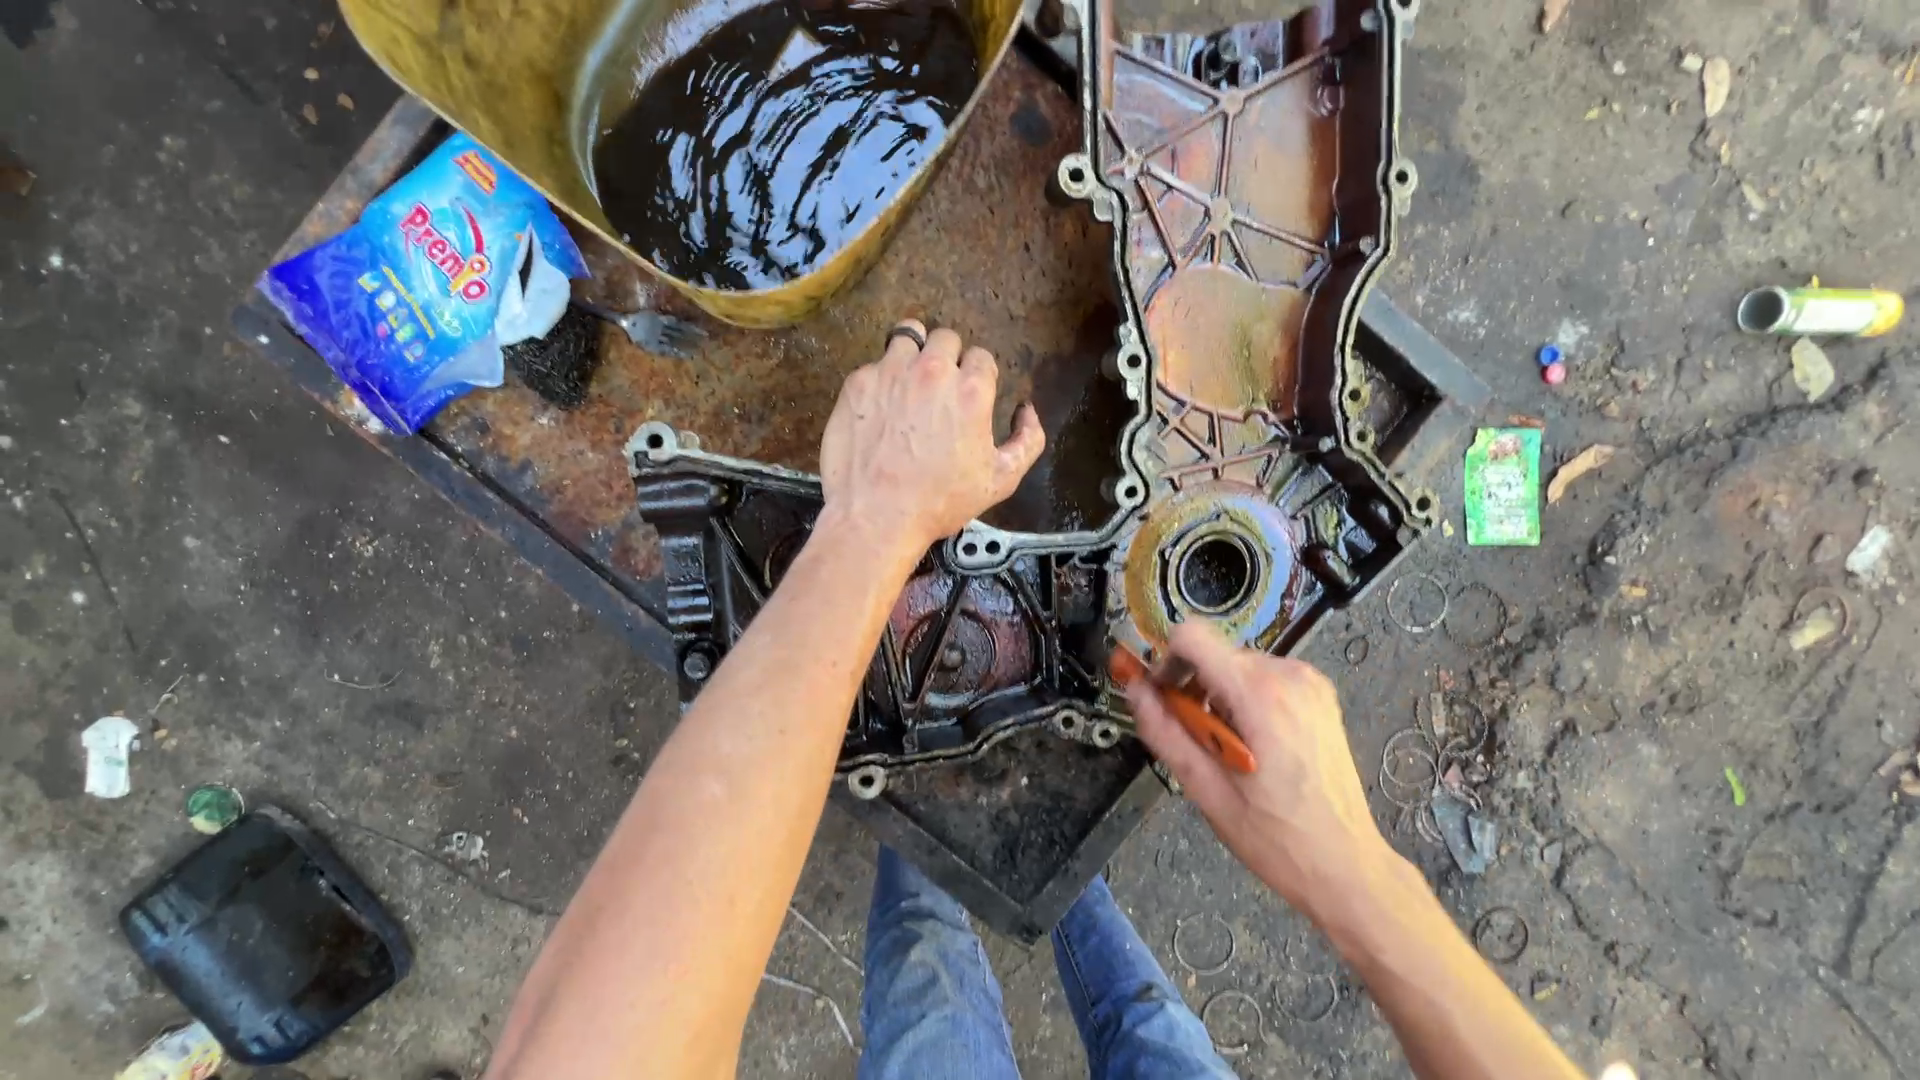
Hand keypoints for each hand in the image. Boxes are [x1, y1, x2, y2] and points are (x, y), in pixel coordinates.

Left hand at [818, 320, 1044, 557]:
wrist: (875, 517)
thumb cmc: (940, 502)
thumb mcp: (1001, 480)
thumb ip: (1028, 440)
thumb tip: (1027, 409)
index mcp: (972, 391)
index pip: (982, 356)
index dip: (977, 375)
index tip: (968, 395)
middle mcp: (933, 371)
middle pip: (946, 338)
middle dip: (947, 358)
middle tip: (939, 389)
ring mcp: (891, 372)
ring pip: (908, 338)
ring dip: (912, 356)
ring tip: (908, 385)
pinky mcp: (858, 383)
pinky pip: (874, 366)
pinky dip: (880, 380)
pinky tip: (879, 409)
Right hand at [1124, 623, 1388, 917]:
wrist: (1345, 864)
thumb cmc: (1278, 838)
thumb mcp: (1205, 789)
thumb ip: (1164, 732)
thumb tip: (1135, 691)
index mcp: (1259, 695)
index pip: (1192, 636)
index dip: (1166, 662)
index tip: (1163, 695)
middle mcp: (1288, 676)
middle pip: (1214, 654)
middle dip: (1194, 689)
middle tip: (1197, 739)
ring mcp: (1309, 683)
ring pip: (1237, 666)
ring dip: (1220, 698)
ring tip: (1229, 750)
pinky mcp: (1319, 694)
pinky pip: (1264, 678)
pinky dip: (1247, 701)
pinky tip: (1254, 745)